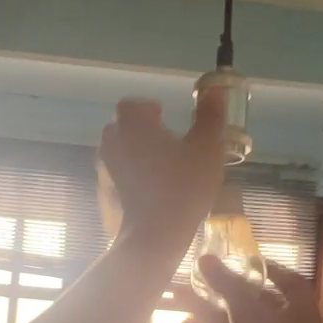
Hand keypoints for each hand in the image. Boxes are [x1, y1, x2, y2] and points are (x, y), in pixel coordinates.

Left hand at [96, 90, 226, 247]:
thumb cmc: (184, 185)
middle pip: (123, 126)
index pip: (133, 105)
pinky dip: (134, 171)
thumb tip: (214, 90)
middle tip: (168, 139)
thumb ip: (210, 116)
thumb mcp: (206, 147)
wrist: (157, 233)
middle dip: (142, 128)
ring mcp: (108, 167)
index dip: (149, 108)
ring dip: (137, 150)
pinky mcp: (110, 191)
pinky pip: (120, 171)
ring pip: (120, 149)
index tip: (167, 117)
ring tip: (163, 162)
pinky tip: (155, 184)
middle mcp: (114, 141)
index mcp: (133, 124)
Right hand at [180, 255, 322, 322]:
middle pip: (250, 301)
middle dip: (220, 289)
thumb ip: (226, 286)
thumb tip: (204, 258)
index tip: (238, 259)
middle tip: (192, 275)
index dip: (263, 268)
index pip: (285, 279)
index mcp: (298, 309)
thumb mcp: (248, 315)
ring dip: (206, 311)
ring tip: (176, 295)